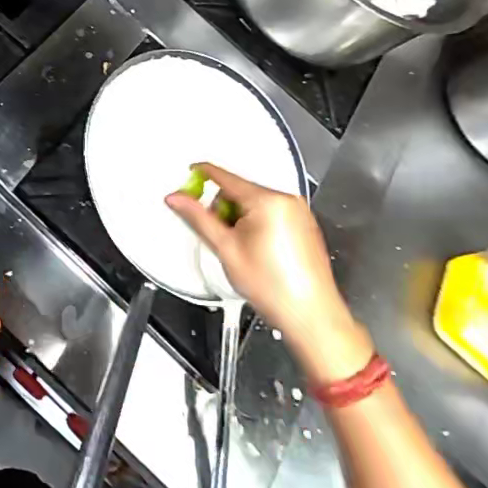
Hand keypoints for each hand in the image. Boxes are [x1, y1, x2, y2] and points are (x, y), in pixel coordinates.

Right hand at [166, 163, 372, 384]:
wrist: (309, 313)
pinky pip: (270, 214)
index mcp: (268, 201)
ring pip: (254, 204)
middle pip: (240, 191)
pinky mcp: (303, 225)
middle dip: (222, 208)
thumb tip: (177, 199)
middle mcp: (287, 201)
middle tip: (218, 234)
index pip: (226, 177)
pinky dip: (255, 225)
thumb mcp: (225, 248)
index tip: (190, 173)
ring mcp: (298, 213)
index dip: (203, 175)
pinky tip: (254, 250)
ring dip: (238, 219)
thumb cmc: (274, 286)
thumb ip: (197, 217)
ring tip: (240, 249)